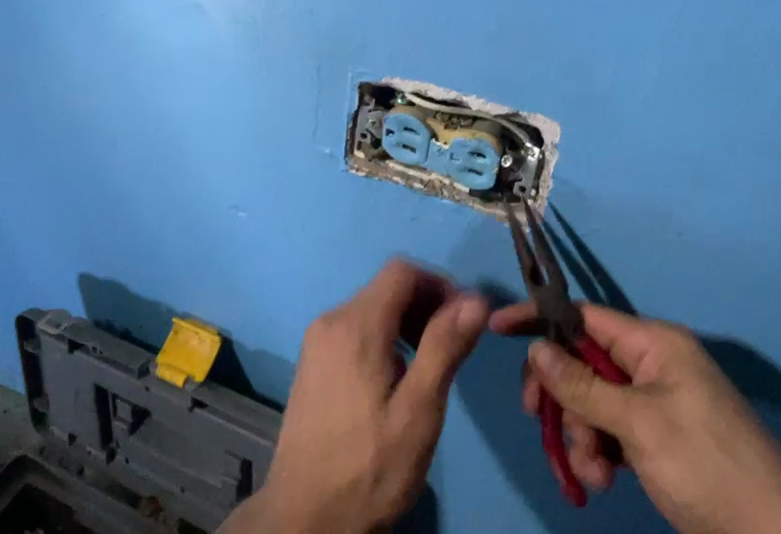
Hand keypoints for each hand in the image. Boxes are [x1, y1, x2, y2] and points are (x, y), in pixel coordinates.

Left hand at [222, 259, 488, 533]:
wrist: (306, 516)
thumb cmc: (370, 467)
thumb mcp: (418, 411)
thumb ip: (444, 348)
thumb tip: (475, 298)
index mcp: (355, 325)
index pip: (402, 271)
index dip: (440, 285)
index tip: (465, 321)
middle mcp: (330, 321)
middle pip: (386, 287)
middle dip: (426, 305)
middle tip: (454, 348)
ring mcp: (316, 342)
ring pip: (371, 308)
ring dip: (407, 322)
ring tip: (430, 367)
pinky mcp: (312, 363)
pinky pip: (354, 329)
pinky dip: (384, 337)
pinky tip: (397, 379)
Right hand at [490, 302, 780, 533]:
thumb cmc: (705, 465)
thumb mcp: (637, 422)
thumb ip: (581, 384)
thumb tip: (536, 348)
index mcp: (654, 344)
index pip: (583, 315)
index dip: (539, 318)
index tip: (496, 329)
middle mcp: (654, 365)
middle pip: (582, 363)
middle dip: (562, 398)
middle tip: (540, 422)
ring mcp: (658, 403)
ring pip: (592, 403)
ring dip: (581, 435)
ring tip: (592, 474)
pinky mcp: (660, 438)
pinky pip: (611, 431)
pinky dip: (599, 452)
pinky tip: (601, 481)